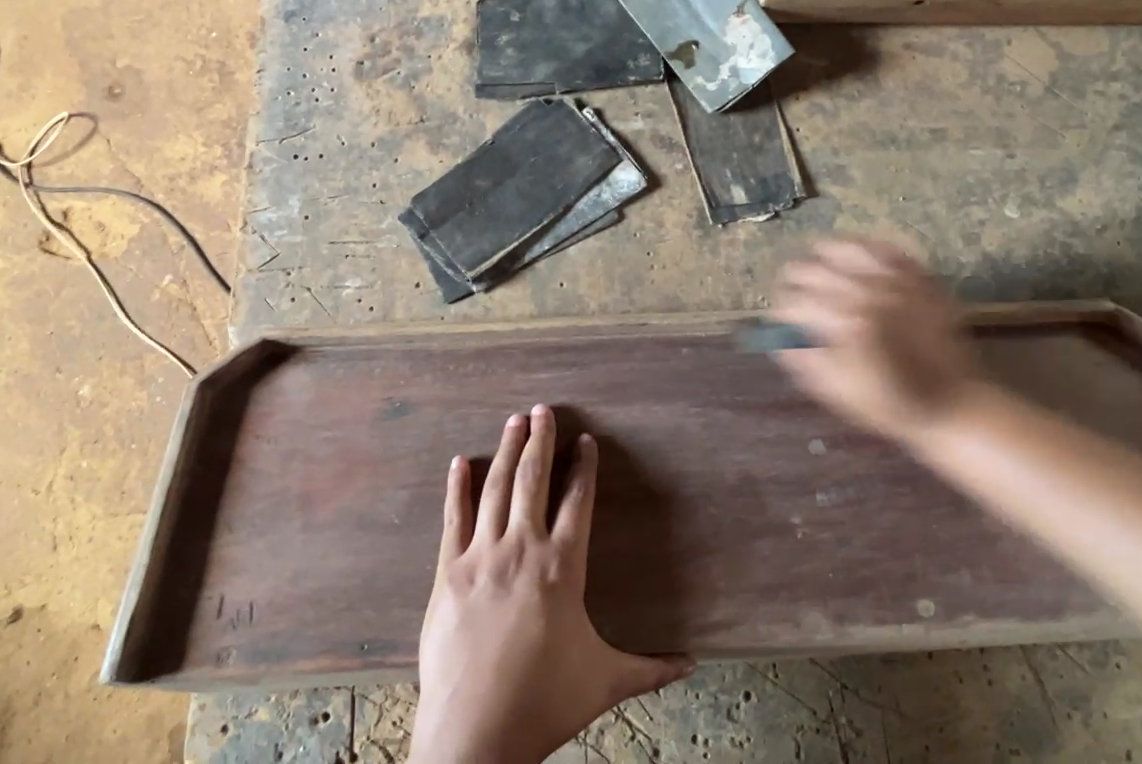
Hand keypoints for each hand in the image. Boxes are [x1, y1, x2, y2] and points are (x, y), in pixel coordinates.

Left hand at [409, 406, 692, 763]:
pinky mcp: (449, 574)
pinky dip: (456, 488)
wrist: (475, 732)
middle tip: (542, 409)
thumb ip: (651, 669)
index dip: (583, 467)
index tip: (585, 439)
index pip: (578, 501)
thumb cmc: (545, 702)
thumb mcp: (605, 681)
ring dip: (505, 451)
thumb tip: (692, 665)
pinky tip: (458, 463)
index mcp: (562, 568)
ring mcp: (482, 558)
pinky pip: (453, 519)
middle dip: (540, 441)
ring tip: (513, 421)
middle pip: (533, 481)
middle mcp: (522, 550)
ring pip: (495, 489)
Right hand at [771, 238, 988, 441]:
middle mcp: (862, 292)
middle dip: (796, 286)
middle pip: (807, 269)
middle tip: (801, 301)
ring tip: (826, 274)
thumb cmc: (890, 405)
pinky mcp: (916, 274)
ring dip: (824, 260)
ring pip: (839, 246)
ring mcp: (892, 278)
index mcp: (840, 322)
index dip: (781, 313)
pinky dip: (862, 251)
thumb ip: (803, 360)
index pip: (790, 301)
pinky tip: (859, 266)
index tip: (784, 323)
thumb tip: (779, 339)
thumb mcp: (836, 391)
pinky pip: (880, 246)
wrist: (953, 402)